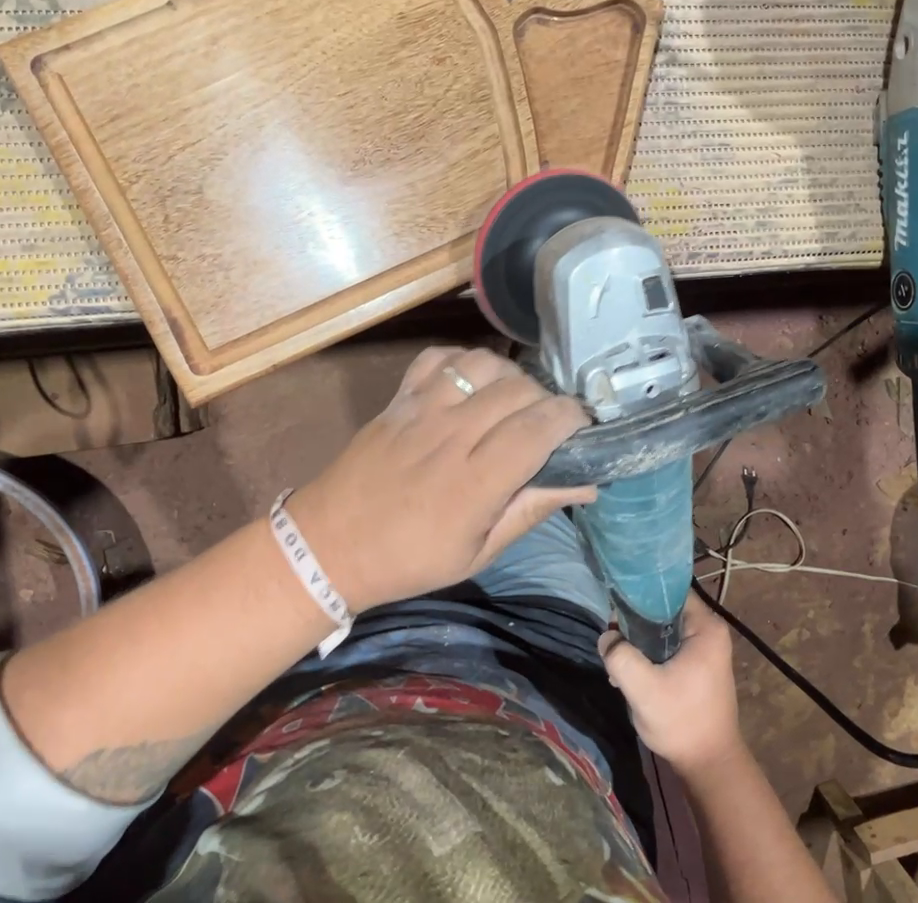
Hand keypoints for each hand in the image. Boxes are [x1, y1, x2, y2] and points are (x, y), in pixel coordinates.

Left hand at [285, 347, 595, 611]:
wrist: (330, 545)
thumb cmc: (411, 559)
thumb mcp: (479, 553)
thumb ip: (532, 510)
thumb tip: (587, 483)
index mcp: (474, 484)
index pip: (538, 428)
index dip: (570, 419)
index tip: (582, 429)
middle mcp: (451, 437)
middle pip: (519, 391)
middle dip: (548, 401)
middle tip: (550, 426)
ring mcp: (421, 411)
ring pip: (485, 364)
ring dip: (511, 378)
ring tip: (513, 403)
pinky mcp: (399, 399)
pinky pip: (440, 358)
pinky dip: (465, 362)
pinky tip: (473, 385)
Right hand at [599, 593, 743, 775]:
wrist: (708, 763)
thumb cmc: (681, 721)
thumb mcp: (643, 689)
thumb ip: (620, 657)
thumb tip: (606, 637)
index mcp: (706, 627)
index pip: (670, 591)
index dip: (641, 594)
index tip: (615, 603)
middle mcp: (710, 632)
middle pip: (665, 611)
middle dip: (636, 622)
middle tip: (613, 635)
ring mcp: (706, 650)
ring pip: (664, 631)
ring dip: (641, 642)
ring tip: (618, 658)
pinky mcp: (698, 667)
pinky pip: (669, 648)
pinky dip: (650, 655)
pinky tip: (631, 672)